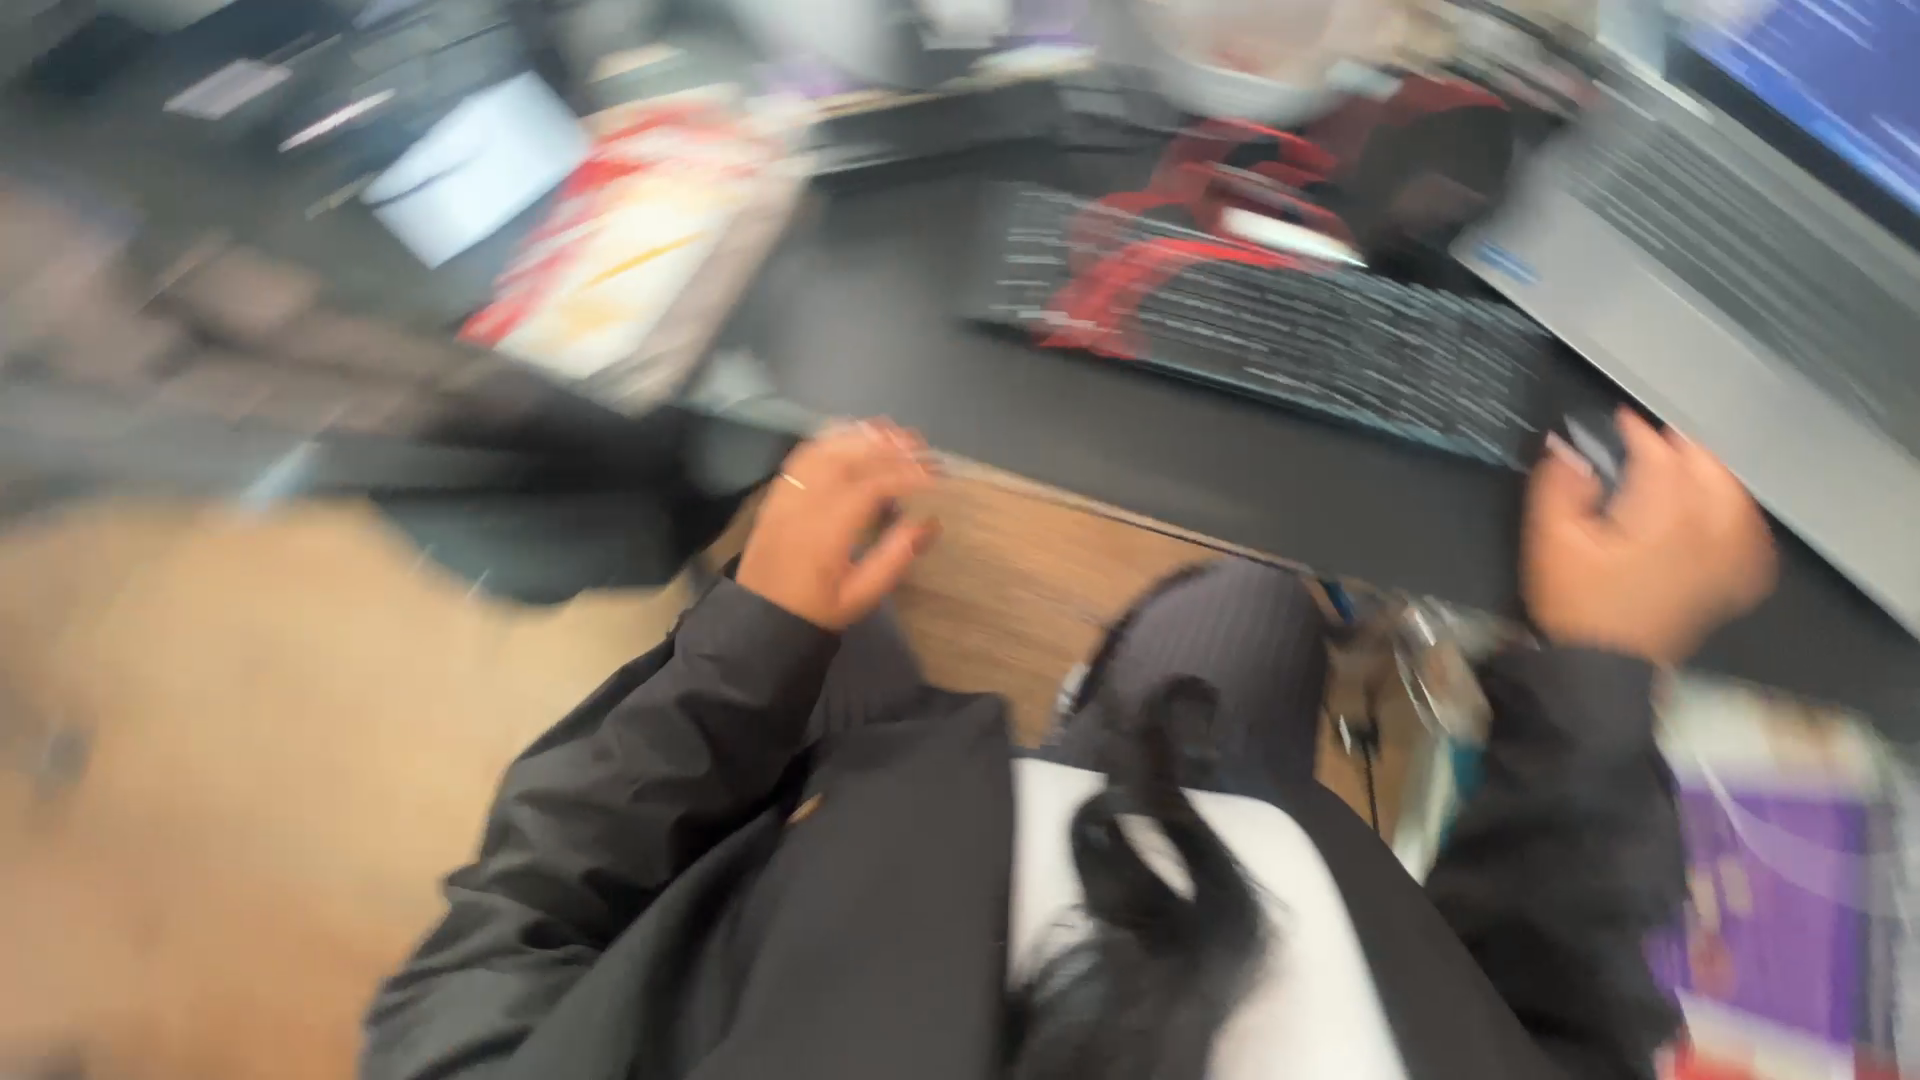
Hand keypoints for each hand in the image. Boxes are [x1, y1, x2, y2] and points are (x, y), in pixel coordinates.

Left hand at [736, 420, 941, 630]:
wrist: (760, 616)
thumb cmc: (816, 609)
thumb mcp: (861, 596)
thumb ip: (894, 558)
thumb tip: (929, 524)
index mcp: (826, 533)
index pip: (871, 487)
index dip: (905, 475)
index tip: (935, 475)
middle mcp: (804, 504)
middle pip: (848, 459)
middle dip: (888, 447)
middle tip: (921, 445)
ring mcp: (787, 495)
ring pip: (825, 450)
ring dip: (861, 436)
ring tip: (893, 434)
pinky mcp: (778, 493)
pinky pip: (803, 455)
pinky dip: (832, 439)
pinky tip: (853, 438)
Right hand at [1523, 408, 1776, 666]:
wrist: (1603, 659)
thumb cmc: (1572, 598)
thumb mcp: (1548, 541)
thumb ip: (1557, 489)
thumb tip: (1566, 447)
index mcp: (1664, 517)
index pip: (1660, 458)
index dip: (1639, 434)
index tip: (1618, 420)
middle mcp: (1711, 530)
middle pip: (1708, 471)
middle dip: (1680, 448)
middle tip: (1651, 438)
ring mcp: (1730, 557)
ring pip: (1735, 497)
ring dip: (1711, 473)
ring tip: (1684, 464)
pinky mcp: (1733, 578)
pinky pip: (1750, 532)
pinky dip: (1736, 511)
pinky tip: (1719, 509)